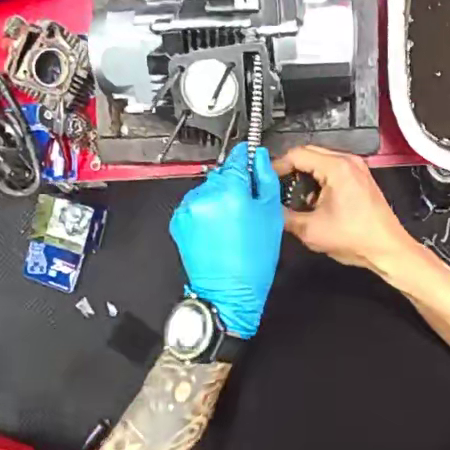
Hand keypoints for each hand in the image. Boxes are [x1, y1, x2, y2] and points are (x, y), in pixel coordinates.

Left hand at [169, 142, 283, 336]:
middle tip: (247, 206)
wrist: (228, 292)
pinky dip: (206, 211)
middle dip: (234, 185)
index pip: (237, 157)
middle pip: (222, 174)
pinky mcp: (179, 221)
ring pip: (208, 190)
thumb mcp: (271, 215)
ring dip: (219, 198)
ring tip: (232, 223)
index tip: (251, 158)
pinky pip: (196, 205)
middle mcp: (204, 195)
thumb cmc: (253, 259)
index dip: (247, 158)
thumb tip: (258, 157)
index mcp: (230, 191)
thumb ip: (266, 179)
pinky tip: (218, 230)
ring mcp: (188, 208)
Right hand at [272, 145, 415, 273]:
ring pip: (319, 162)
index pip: (296, 154)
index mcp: (337, 167)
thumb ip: (283, 216)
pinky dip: (318, 181)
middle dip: (289, 170)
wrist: (387, 250)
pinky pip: (332, 171)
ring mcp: (356, 169)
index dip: (276, 166)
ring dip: (304, 176)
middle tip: (274, 186)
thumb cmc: (358, 239)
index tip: (265, 178)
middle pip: (308, 154)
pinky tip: (312, 202)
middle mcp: (349, 162)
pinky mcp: (359, 179)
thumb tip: (268, 209)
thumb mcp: (310, 230)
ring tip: (292, 196)